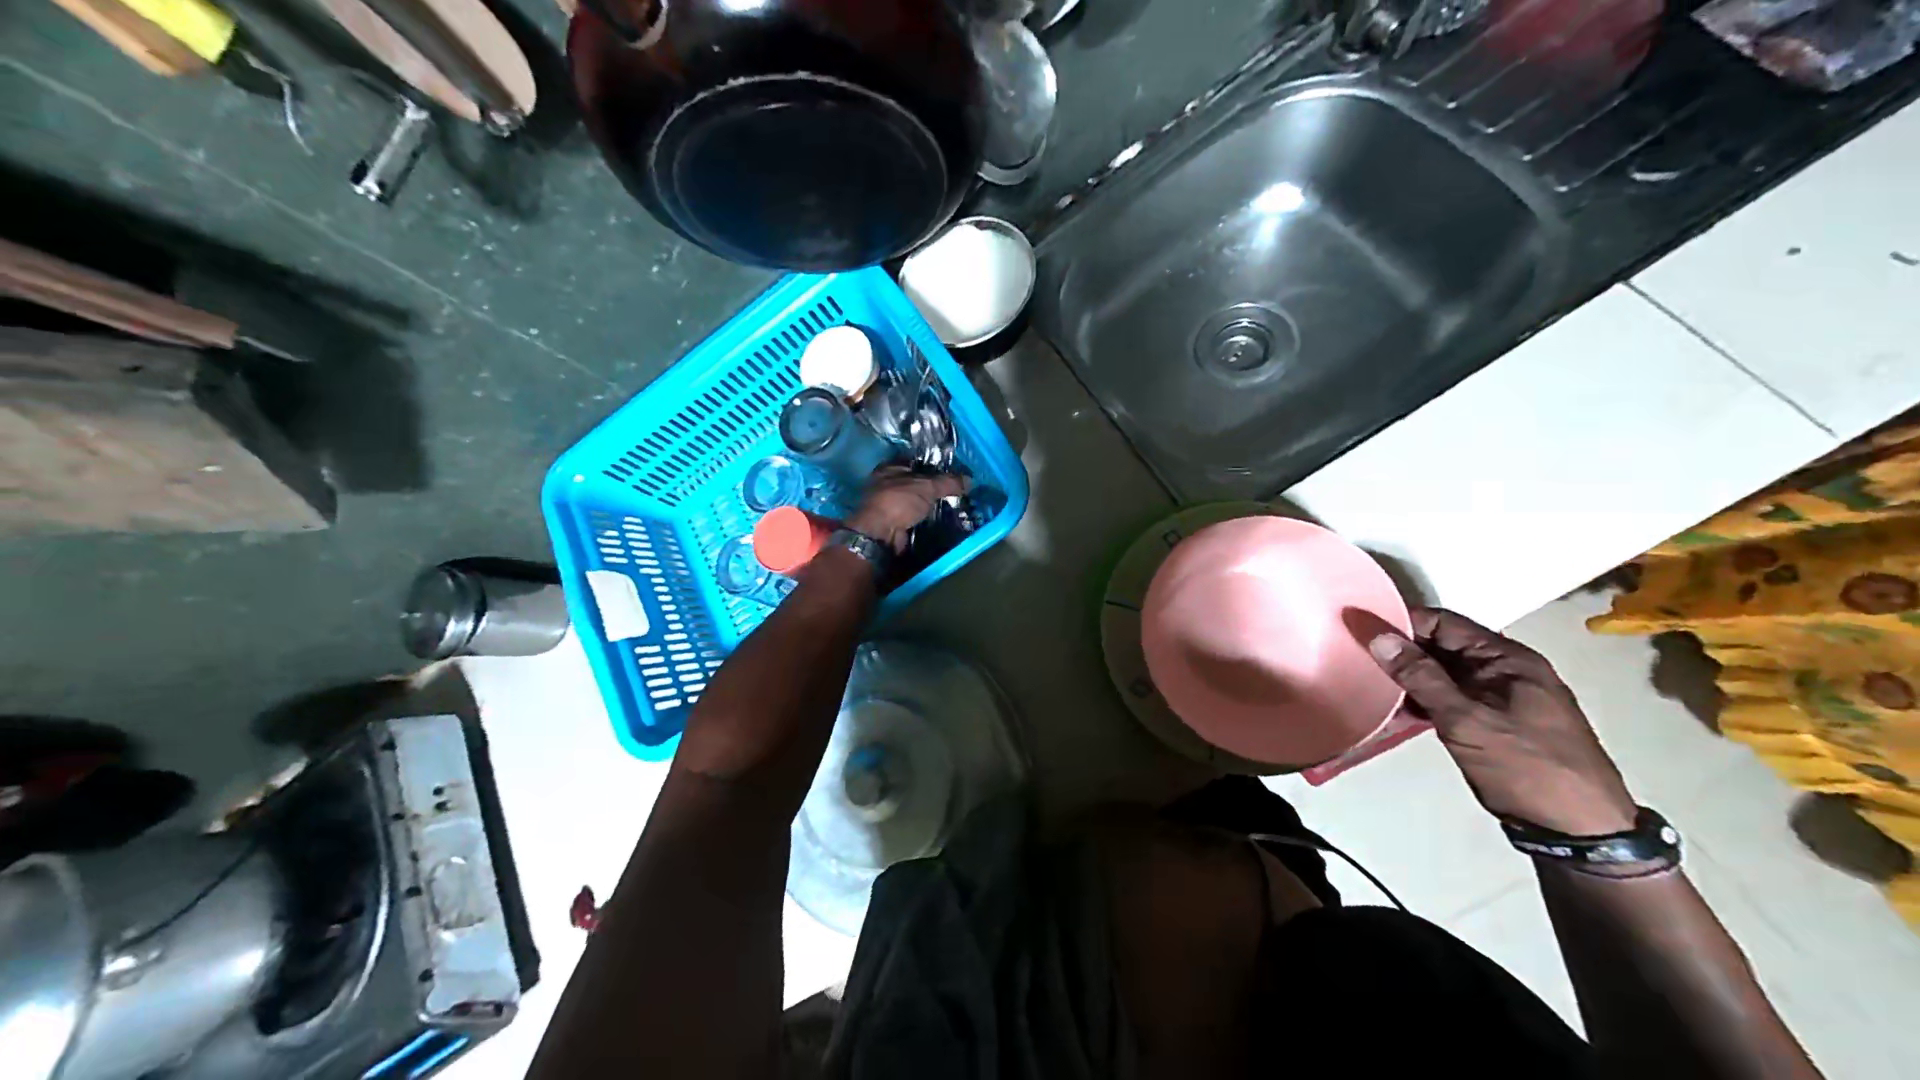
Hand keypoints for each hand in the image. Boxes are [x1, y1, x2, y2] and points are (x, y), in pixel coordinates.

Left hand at [844, 467, 968, 551]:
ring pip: (917, 501)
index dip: (934, 465)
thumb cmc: (899, 501)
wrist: (880, 535)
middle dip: (935, 488)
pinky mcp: (894, 523)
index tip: (952, 472)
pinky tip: (942, 520)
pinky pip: (915, 517)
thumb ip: (948, 482)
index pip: (916, 461)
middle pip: (917, 482)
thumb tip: (969, 480)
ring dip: (931, 505)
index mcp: (890, 468)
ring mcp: (889, 505)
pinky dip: (926, 519)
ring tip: (954, 506)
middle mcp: (887, 484)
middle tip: (956, 491)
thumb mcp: (927, 486)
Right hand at [1366, 606, 1636, 836]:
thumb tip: (1380, 637)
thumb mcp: (1466, 720)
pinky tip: (1395, 710)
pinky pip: (1450, 697)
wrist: (1578, 831)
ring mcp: (1500, 697)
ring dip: (1409, 677)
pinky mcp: (1493, 721)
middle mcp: (1505, 670)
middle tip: (1356, 657)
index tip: (1360, 631)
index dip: (1402, 623)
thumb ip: (1421, 676)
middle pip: (1442, 645)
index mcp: (1507, 659)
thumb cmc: (1525, 767)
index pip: (1444, 623)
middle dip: (1401, 650)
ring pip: (1443, 673)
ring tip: (1368, 683)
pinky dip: (1423, 699)